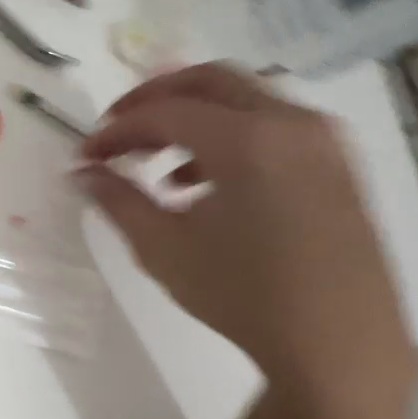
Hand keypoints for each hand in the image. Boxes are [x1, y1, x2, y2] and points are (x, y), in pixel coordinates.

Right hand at [78, 64, 417, 403]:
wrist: (335, 337)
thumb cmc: (240, 294)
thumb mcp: (162, 248)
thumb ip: (118, 201)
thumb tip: (84, 173)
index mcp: (246, 140)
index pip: (164, 111)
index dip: (114, 130)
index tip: (82, 158)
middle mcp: (290, 122)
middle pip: (210, 81)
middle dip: (152, 100)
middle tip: (113, 133)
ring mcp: (321, 140)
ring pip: (243, 99)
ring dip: (190, 118)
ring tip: (151, 163)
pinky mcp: (334, 163)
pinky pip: (271, 125)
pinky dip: (225, 136)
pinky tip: (197, 184)